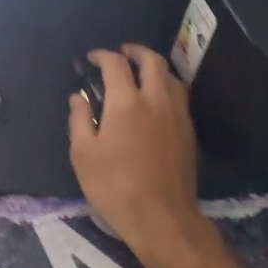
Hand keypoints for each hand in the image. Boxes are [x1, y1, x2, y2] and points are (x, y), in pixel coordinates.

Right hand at [69, 46, 213, 261]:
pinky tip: (156, 99)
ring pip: (171, 76)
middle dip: (135, 51)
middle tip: (121, 53)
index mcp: (126, 103)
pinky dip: (166, 86)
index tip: (91, 59)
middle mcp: (156, 100)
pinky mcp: (189, 131)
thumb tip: (79, 97)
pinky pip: (179, 96)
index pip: (115, 64)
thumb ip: (80, 120)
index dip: (102, 56)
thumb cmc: (114, 187)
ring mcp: (177, 115)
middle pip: (152, 61)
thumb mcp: (83, 155)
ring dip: (155, 67)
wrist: (161, 216)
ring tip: (140, 72)